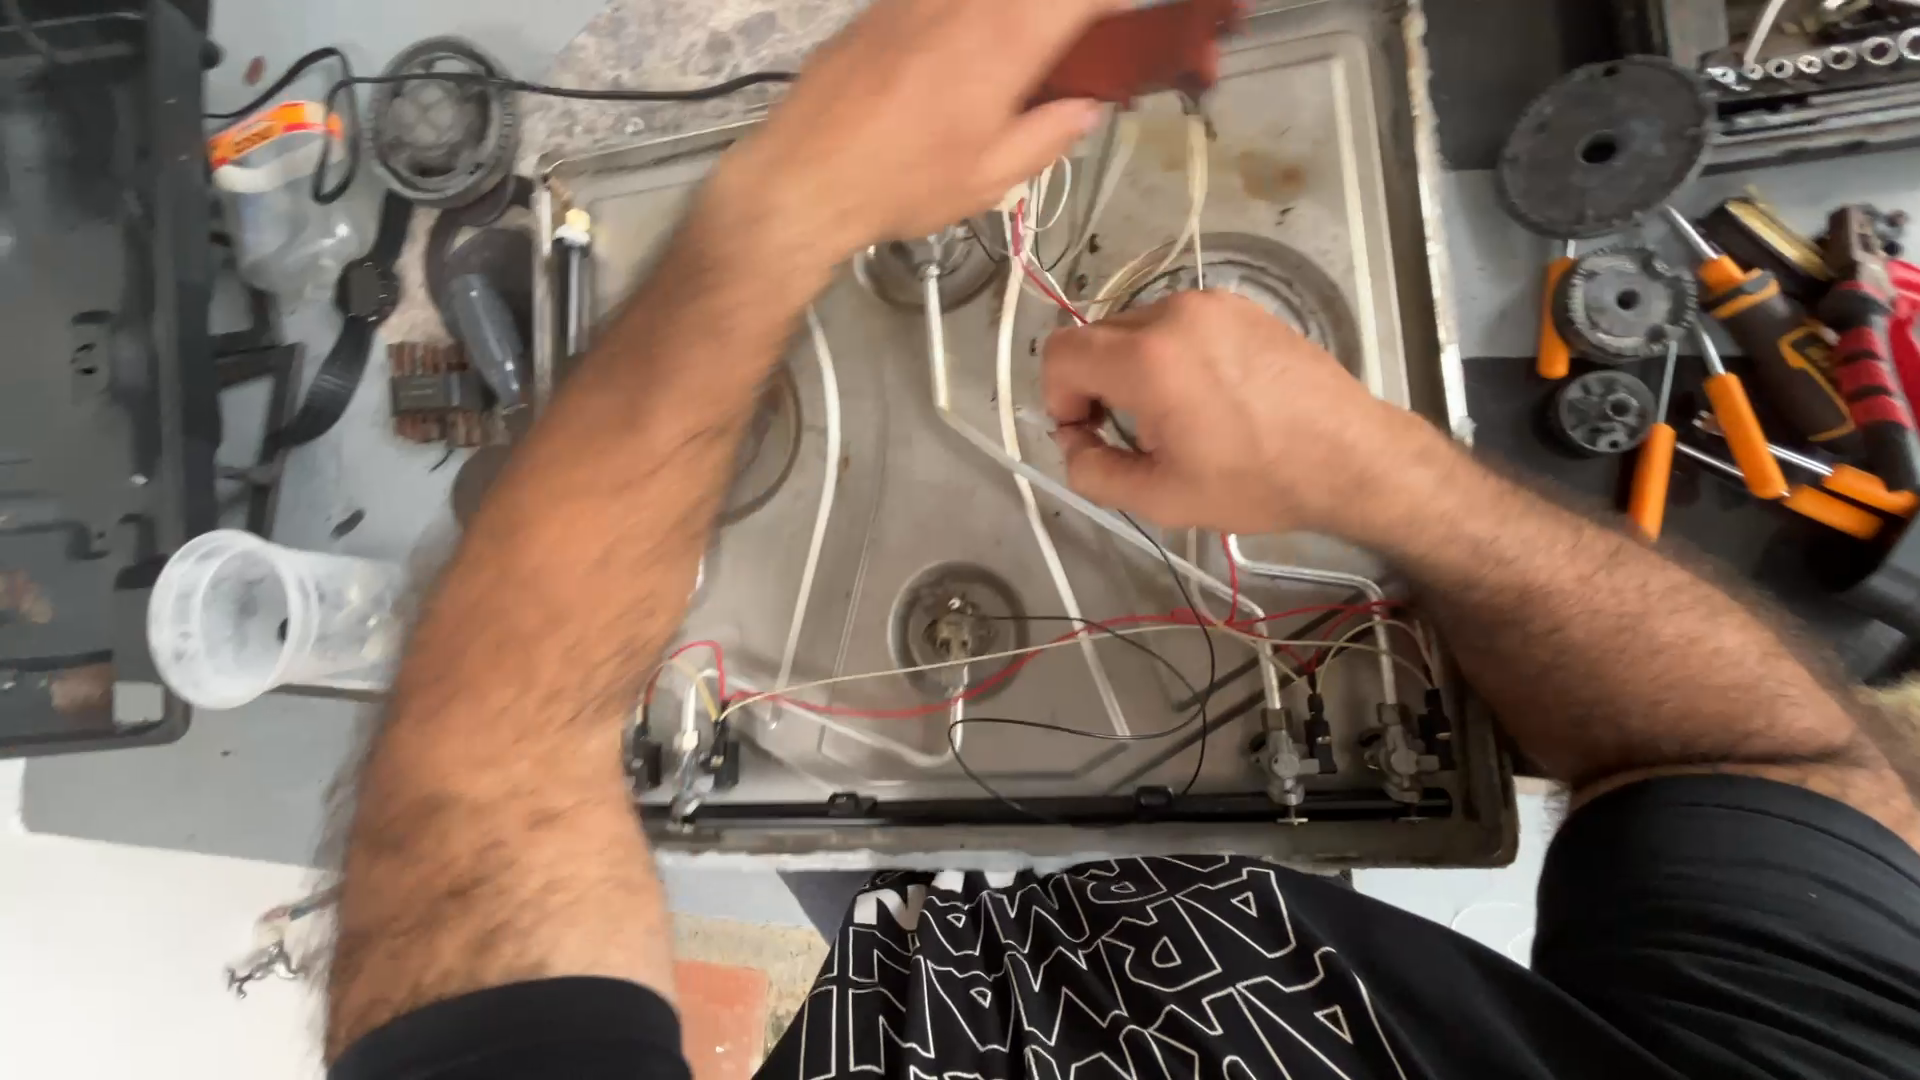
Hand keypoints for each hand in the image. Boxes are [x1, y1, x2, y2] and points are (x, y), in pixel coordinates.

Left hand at [723, 0, 1123, 258]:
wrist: (805, 176)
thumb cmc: (901, 186)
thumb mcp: (990, 179)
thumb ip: (1049, 135)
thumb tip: (1086, 109)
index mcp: (1006, 35)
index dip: (1124, 9)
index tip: (1135, 29)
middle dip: (1071, 20)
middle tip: (1076, 57)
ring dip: (1025, 22)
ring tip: (1020, 74)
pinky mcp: (889, 0)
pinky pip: (952, 0)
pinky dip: (982, 20)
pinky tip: (968, 65)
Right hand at [1043, 289, 1426, 535]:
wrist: (1351, 457)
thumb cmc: (1254, 482)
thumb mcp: (1158, 498)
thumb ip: (1091, 470)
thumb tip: (1073, 442)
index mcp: (1147, 359)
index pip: (1060, 353)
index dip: (1057, 397)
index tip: (1088, 433)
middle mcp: (1173, 313)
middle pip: (1093, 338)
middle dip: (1093, 385)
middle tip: (1128, 434)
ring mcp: (1210, 303)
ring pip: (1132, 328)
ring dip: (1128, 369)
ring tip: (1170, 415)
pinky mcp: (1239, 305)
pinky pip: (1174, 323)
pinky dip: (1166, 354)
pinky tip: (1203, 394)